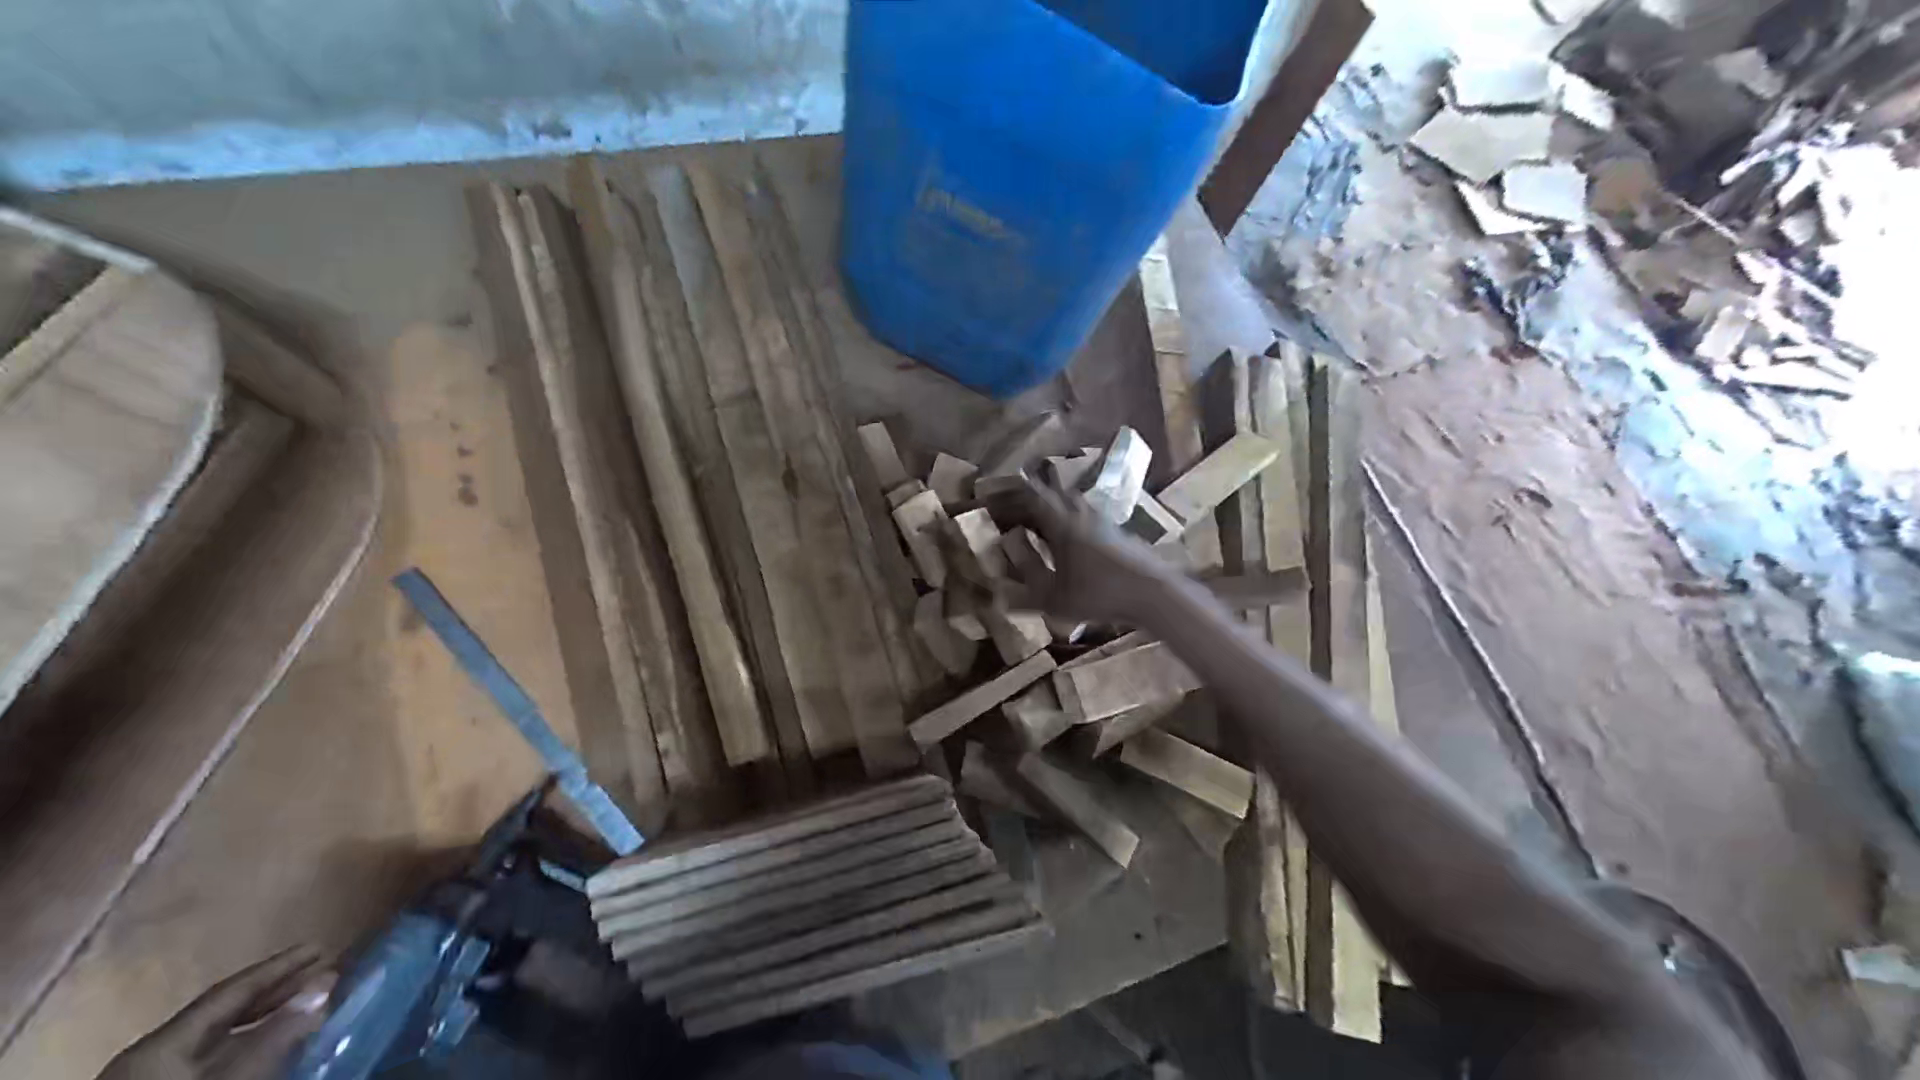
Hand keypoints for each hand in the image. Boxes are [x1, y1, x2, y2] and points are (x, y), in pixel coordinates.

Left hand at [98, 946, 335, 1079]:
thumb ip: (274, 1036)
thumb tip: (325, 984)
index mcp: (161, 1043)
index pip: (230, 991)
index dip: (278, 967)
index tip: (321, 947)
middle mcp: (153, 1054)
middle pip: (223, 1012)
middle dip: (276, 992)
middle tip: (324, 973)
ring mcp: (152, 1078)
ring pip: (218, 1037)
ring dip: (265, 1019)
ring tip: (308, 1006)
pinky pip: (211, 1060)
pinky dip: (247, 1044)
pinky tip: (274, 1045)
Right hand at [987, 478, 1174, 625]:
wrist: (1153, 593)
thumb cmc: (1099, 594)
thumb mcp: (1054, 596)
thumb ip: (1026, 583)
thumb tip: (1001, 574)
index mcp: (1061, 522)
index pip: (1028, 495)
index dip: (1007, 495)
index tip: (990, 500)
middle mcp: (1079, 512)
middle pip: (1048, 494)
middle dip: (1026, 499)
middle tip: (1010, 511)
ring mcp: (1101, 519)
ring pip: (1068, 502)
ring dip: (1048, 507)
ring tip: (1035, 524)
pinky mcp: (1115, 530)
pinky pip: (1082, 514)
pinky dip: (1066, 519)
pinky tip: (1066, 540)